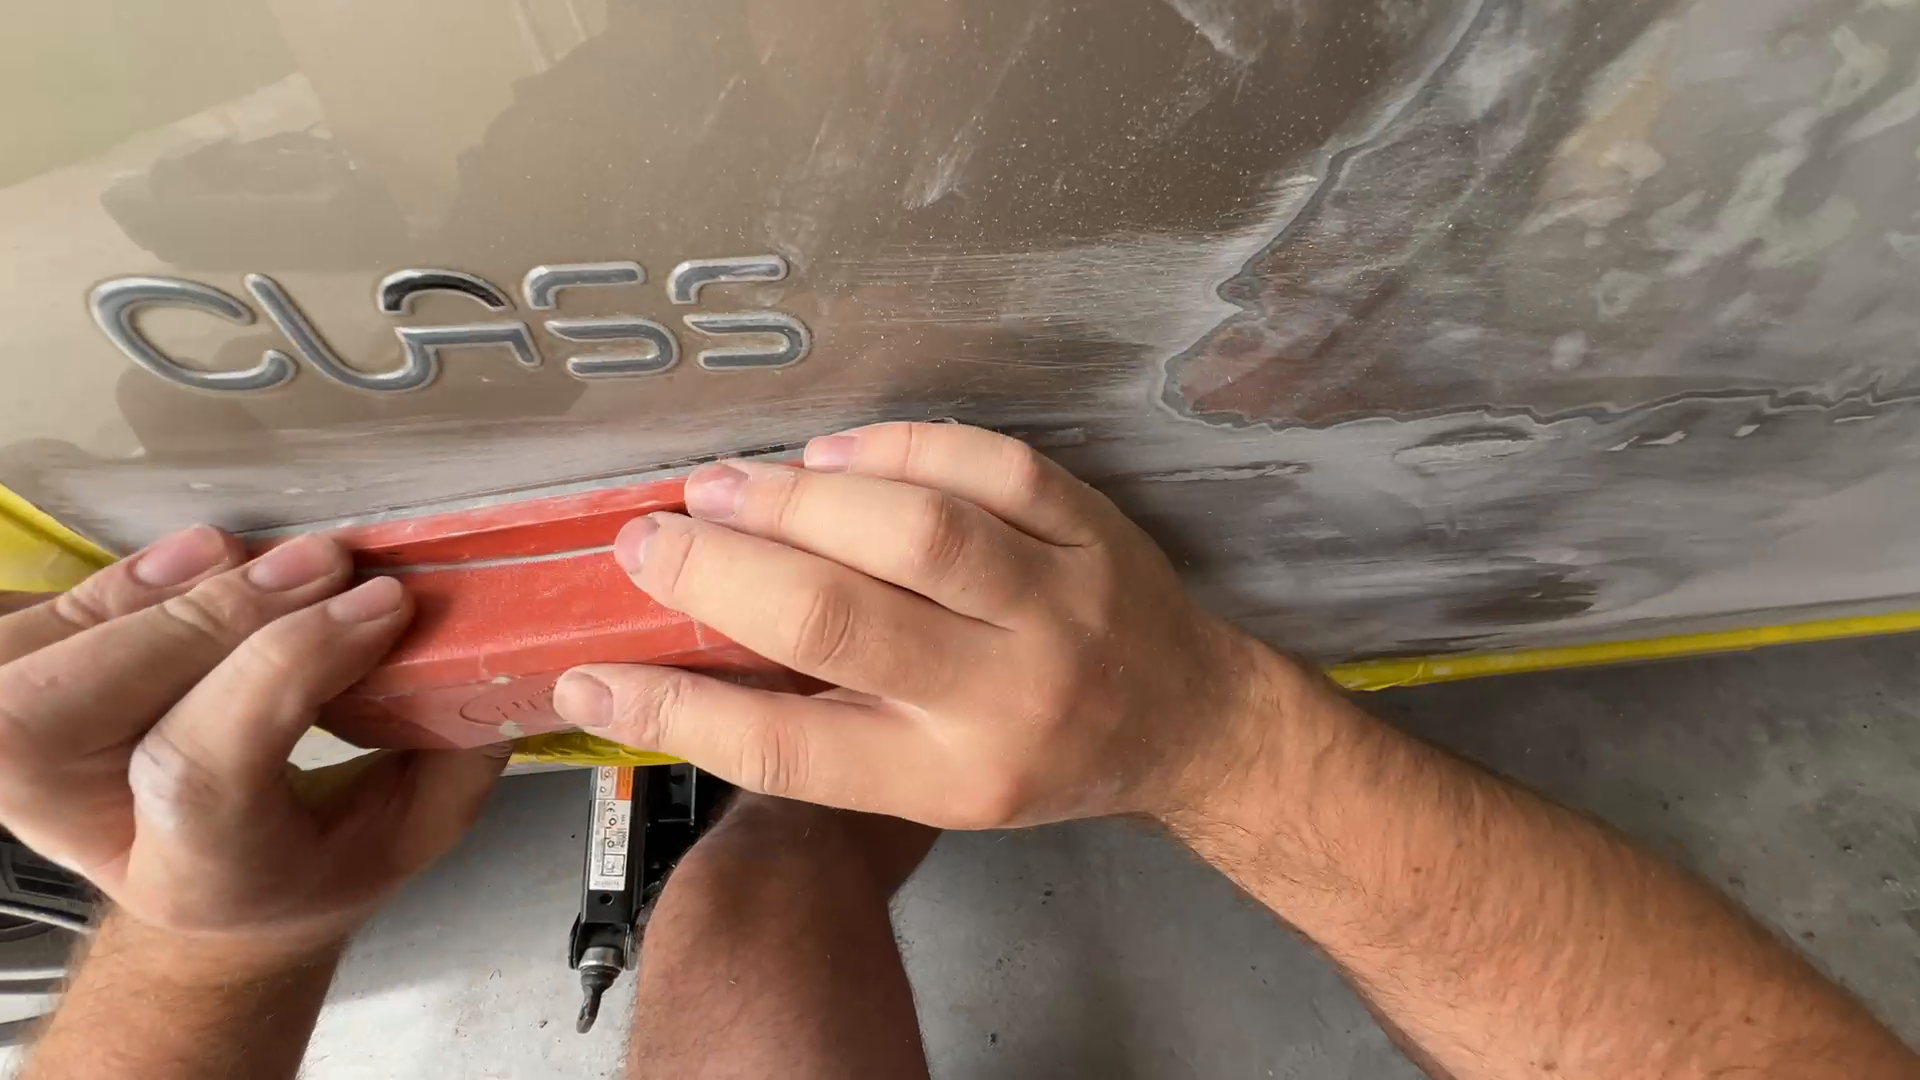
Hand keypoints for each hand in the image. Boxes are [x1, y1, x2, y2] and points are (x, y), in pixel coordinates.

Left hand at [0, 529, 506, 954]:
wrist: (228, 902)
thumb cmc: (340, 857)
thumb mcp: (429, 820)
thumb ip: (461, 742)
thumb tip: (497, 641)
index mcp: (212, 873)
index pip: (202, 767)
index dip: (289, 664)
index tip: (389, 602)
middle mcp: (89, 838)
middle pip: (52, 720)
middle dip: (198, 619)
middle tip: (324, 562)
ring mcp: (29, 787)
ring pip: (10, 674)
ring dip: (141, 595)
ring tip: (247, 554)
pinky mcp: (22, 731)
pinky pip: (16, 637)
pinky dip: (109, 585)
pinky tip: (197, 560)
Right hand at [553, 422, 1305, 827]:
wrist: (1185, 722)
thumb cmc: (1047, 762)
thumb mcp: (942, 785)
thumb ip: (836, 730)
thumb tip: (698, 671)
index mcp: (952, 777)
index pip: (789, 749)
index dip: (676, 710)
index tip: (592, 668)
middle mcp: (1004, 694)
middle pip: (839, 621)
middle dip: (724, 570)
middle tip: (654, 534)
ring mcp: (1058, 601)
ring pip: (915, 530)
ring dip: (801, 500)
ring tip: (731, 486)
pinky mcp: (1093, 528)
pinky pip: (990, 467)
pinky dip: (901, 447)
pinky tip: (839, 454)